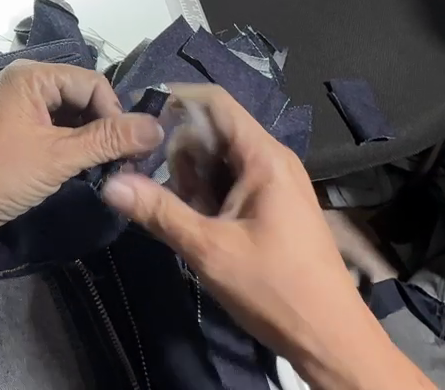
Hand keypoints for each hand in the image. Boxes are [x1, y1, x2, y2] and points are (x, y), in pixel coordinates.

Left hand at [0, 60, 162, 257]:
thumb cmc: (1, 174)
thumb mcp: (59, 156)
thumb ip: (108, 140)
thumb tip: (156, 127)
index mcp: (31, 76)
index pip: (92, 82)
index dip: (115, 114)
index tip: (131, 151)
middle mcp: (24, 84)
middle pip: (81, 97)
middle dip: (104, 127)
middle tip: (125, 163)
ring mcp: (17, 109)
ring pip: (69, 116)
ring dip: (90, 141)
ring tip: (108, 170)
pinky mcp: (14, 134)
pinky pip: (54, 131)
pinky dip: (71, 148)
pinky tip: (85, 171)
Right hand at [100, 85, 431, 389]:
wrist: (335, 345)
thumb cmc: (276, 290)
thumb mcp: (210, 250)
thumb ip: (159, 211)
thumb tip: (110, 184)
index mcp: (264, 156)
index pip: (215, 101)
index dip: (176, 99)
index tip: (140, 119)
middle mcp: (273, 159)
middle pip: (213, 130)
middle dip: (182, 154)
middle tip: (168, 192)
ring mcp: (277, 182)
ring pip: (221, 158)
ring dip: (196, 179)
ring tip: (189, 217)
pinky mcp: (276, 204)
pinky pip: (234, 179)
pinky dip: (212, 194)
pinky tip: (205, 226)